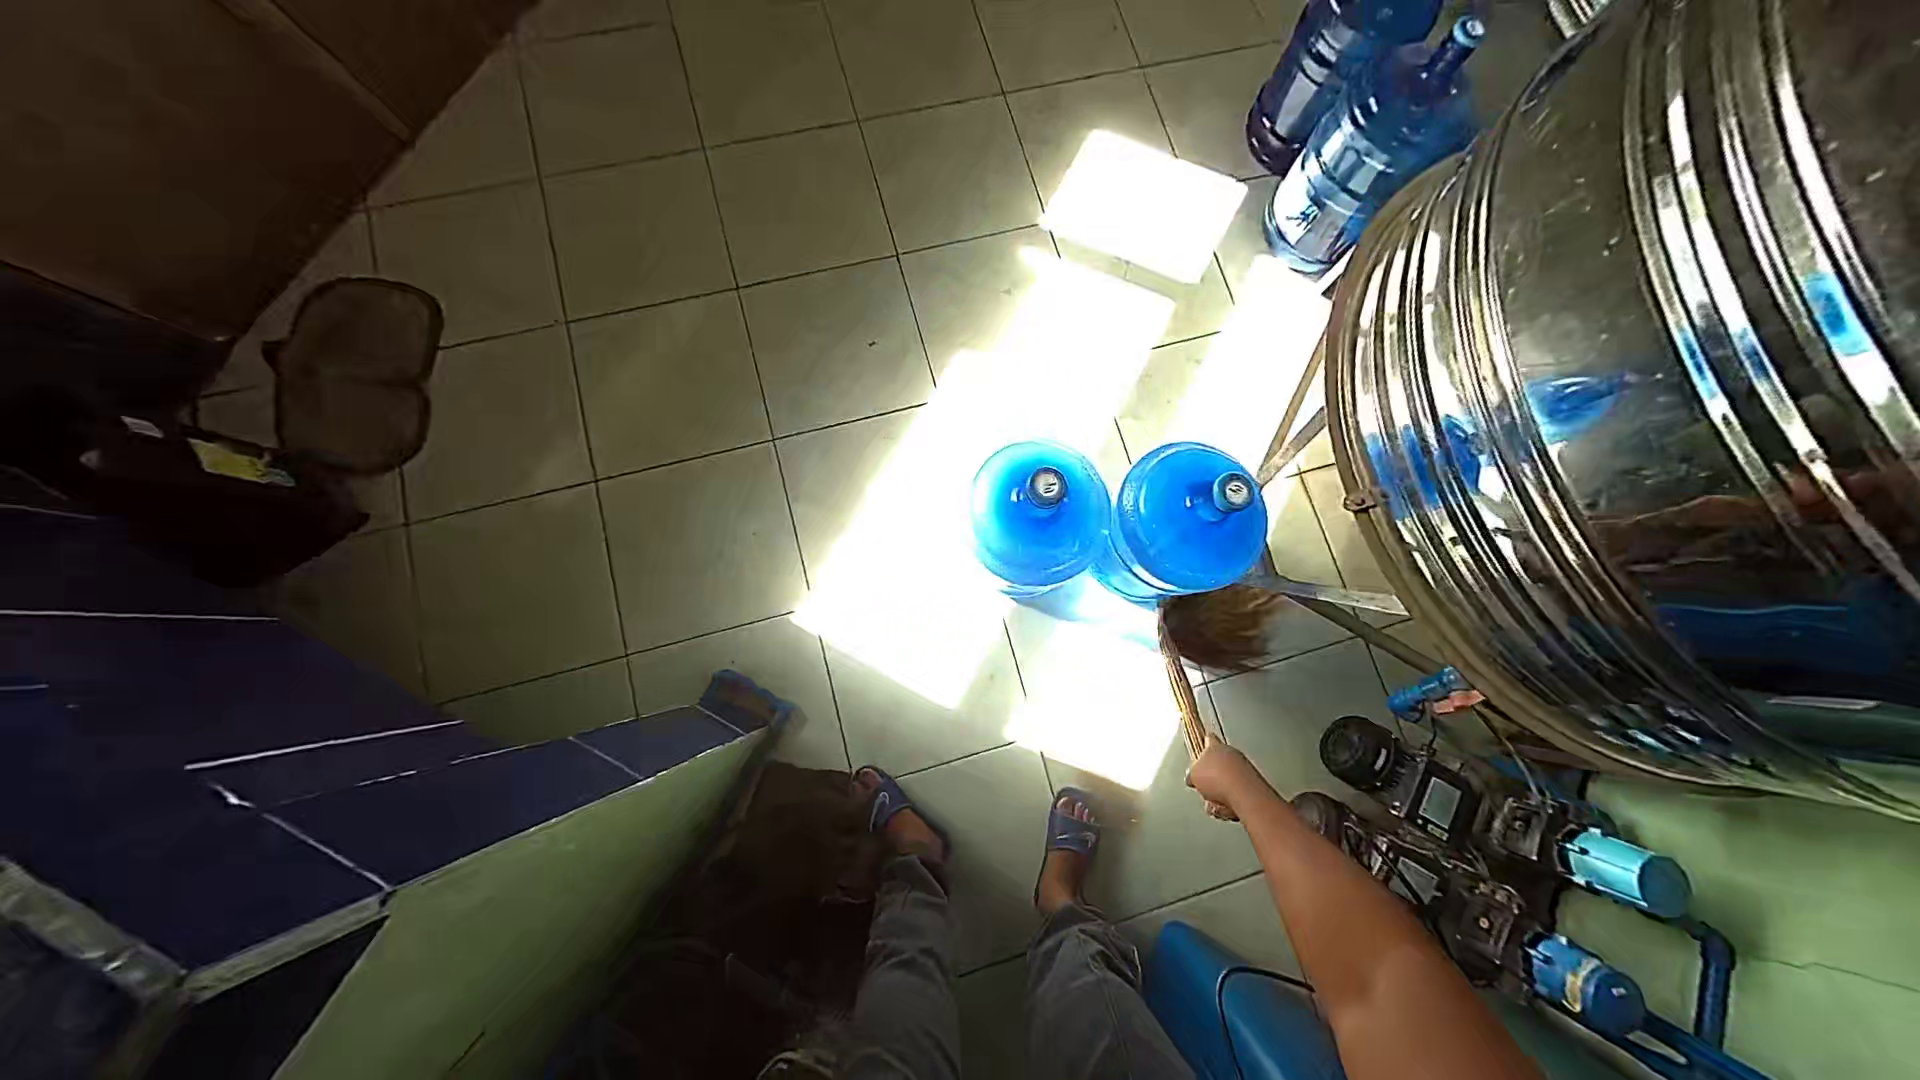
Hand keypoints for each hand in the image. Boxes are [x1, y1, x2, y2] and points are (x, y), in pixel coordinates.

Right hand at [1187, 733, 1267, 816]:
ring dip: (1221, 792)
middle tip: (1205, 788)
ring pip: (1228, 781)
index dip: (1202, 746)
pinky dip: (1232, 801)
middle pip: (1218, 764)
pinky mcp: (1253, 786)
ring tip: (1216, 802)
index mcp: (1216, 745)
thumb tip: (1193, 777)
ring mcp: (1245, 769)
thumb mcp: (1192, 775)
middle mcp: (1232, 754)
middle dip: (1211, 778)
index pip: (1208, 740)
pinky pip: (1238, 794)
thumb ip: (1192, 773)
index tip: (1200, 751)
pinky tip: (1226, 808)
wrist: (1242, 794)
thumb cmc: (1219, 779)